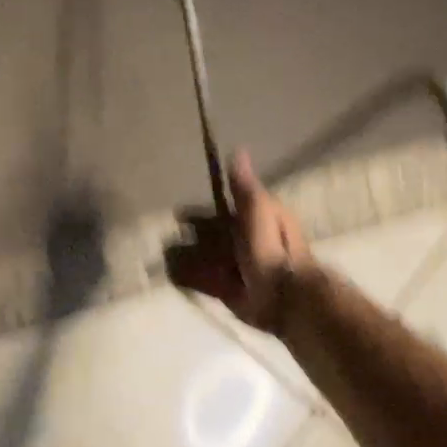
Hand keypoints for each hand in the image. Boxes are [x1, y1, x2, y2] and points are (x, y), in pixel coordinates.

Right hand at [167, 151, 315, 332]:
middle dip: (192, 238)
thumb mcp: (259, 210)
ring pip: (207, 259)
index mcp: (256, 221)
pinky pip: (206, 282)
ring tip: (164, 258)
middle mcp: (246, 243)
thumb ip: (245, 187)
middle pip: (213, 237)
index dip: (200, 214)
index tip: (178, 217)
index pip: (224, 211)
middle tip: (167, 241)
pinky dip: (190, 279)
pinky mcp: (230, 291)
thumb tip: (238, 151)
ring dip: (187, 258)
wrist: (282, 295)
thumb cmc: (271, 250)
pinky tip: (173, 277)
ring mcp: (237, 268)